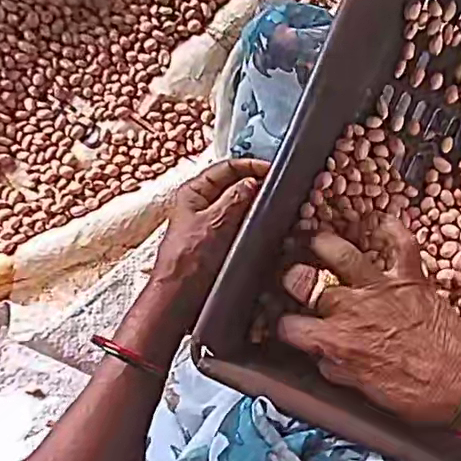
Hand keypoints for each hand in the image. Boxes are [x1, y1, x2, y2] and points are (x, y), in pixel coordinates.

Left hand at [148, 158, 269, 308]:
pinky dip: (256, 222)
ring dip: (258, 204)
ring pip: (242, 205)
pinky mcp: (223, 241)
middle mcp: (203, 205)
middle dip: (257, 185)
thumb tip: (253, 181)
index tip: (271, 169)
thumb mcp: (214, 222)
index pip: (226, 167)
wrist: (182, 295)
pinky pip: (244, 224)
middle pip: (235, 185)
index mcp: (193, 192)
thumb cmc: (186, 261)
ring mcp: (214, 223)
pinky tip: (268, 225)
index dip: (250, 166)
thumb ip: (235, 198)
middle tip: (278, 188)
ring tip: (277, 206)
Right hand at [278, 218, 460, 428]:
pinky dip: (392, 230)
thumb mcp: (364, 391)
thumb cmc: (418, 395)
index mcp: (336, 342)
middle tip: (296, 279)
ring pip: (341, 253)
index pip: (291, 328)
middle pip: (306, 283)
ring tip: (317, 241)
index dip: (285, 327)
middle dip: (294, 280)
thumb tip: (323, 356)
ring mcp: (381, 289)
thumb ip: (338, 368)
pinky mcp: (410, 278)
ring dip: (325, 244)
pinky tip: (381, 223)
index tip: (289, 328)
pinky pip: (400, 243)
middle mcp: (352, 310)